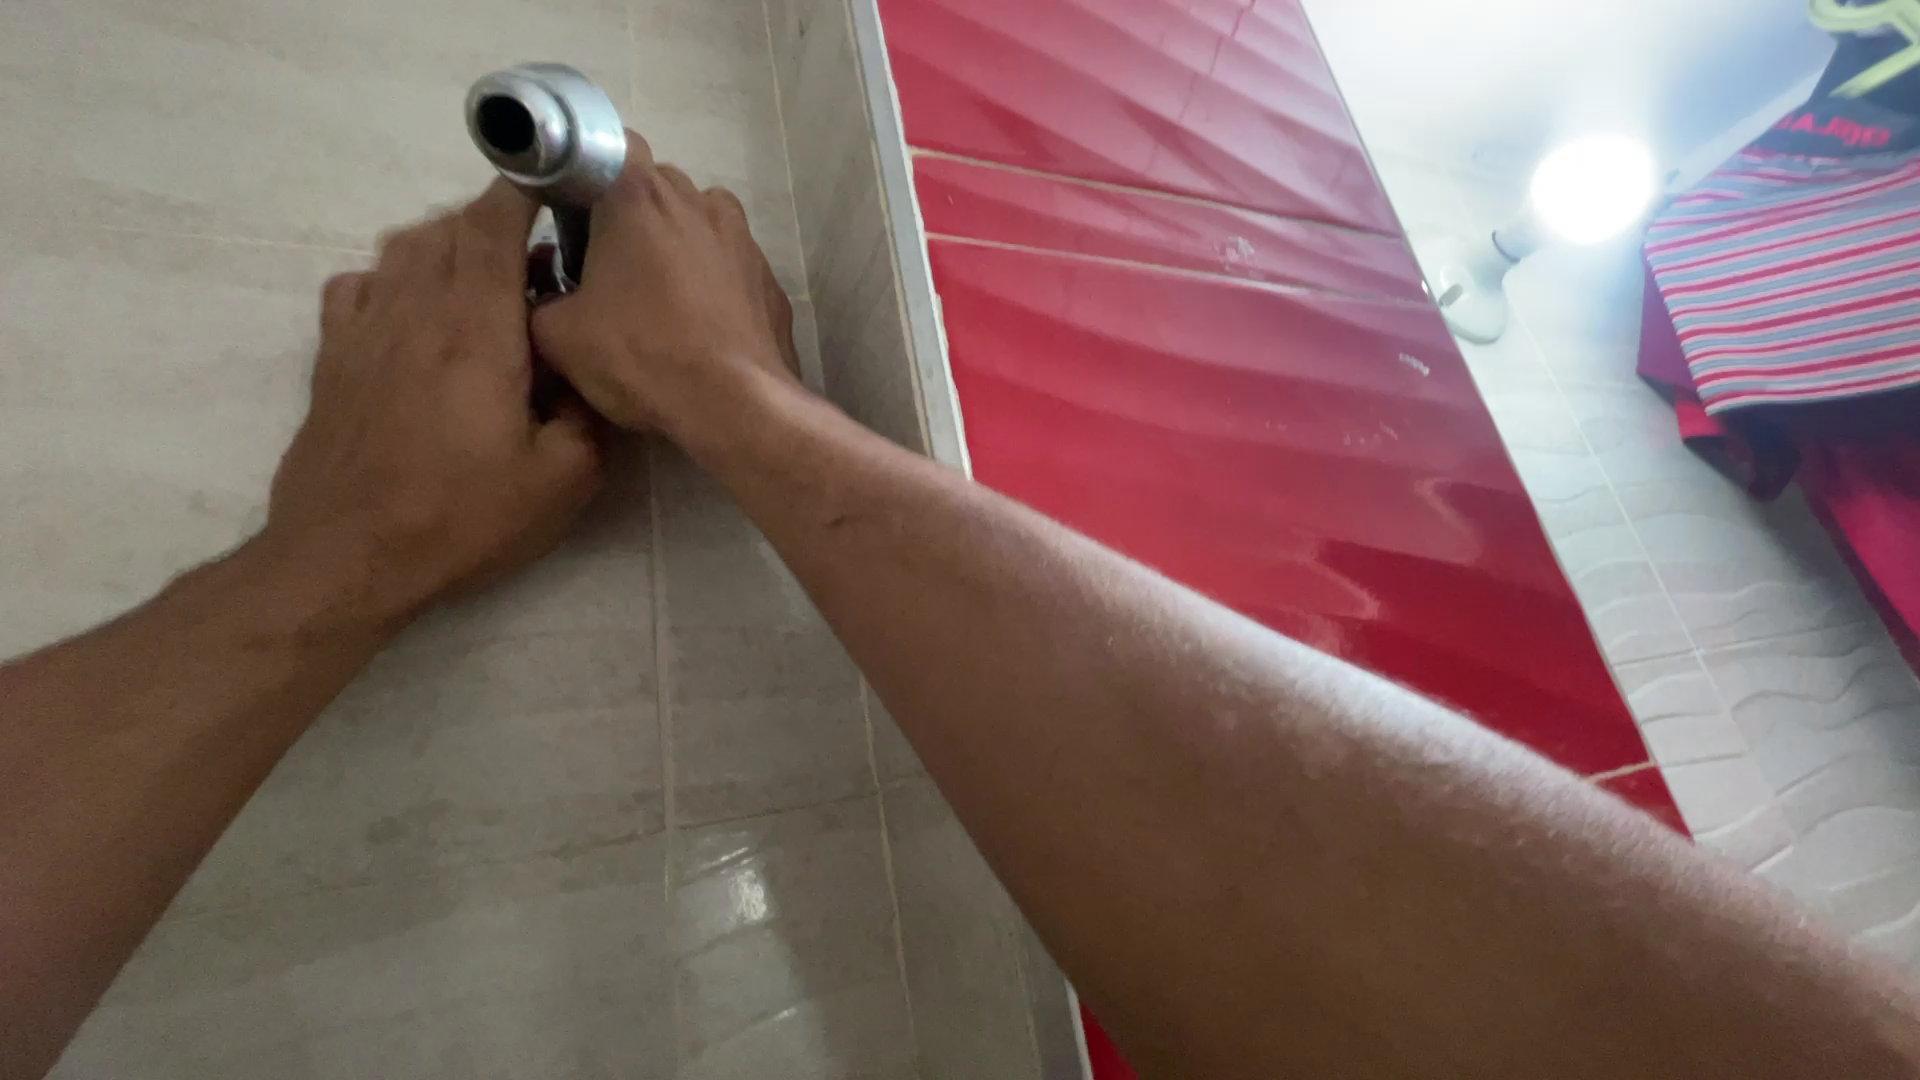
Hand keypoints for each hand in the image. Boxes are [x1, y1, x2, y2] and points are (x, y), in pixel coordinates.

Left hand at [259, 180, 604, 628]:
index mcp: (477, 336)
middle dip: (499, 220)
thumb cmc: (467, 517)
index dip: (523, 195)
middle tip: (547, 249)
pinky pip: (363, 283)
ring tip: (495, 275)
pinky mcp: (336, 357)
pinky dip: (399, 274)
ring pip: (405, 249)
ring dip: (454, 244)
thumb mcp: (566, 478)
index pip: (492, 231)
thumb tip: (593, 369)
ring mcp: (366, 332)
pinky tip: (425, 305)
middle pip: (450, 230)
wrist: (351, 556)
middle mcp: (415, 314)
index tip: (559, 188)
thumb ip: (591, 412)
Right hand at [531, 132, 802, 438]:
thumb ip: (540, 298)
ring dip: (678, 249)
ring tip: (662, 302)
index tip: (571, 218)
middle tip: (611, 269)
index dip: (584, 177)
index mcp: (639, 194)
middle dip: (632, 217)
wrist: (737, 407)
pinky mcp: (771, 283)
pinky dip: (716, 286)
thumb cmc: (644, 359)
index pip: (605, 144)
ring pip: (700, 227)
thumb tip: (547, 298)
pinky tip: (704, 329)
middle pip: (656, 188)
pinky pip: (732, 269)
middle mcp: (700, 202)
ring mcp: (745, 242)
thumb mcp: (558, 335)